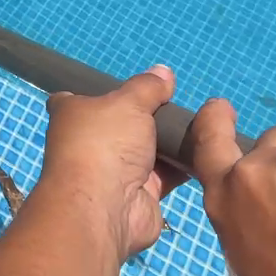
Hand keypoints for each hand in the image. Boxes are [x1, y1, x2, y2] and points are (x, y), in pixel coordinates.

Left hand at [34, 65, 185, 257]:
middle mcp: (88, 139)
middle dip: (146, 118)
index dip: (103, 91)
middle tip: (178, 107)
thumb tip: (163, 71)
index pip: (81, 96)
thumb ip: (147, 87)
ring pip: (145, 148)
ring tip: (199, 127)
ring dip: (167, 142)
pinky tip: (204, 153)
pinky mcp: (139, 192)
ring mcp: (113, 167)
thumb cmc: (105, 142)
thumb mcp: (128, 103)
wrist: (106, 205)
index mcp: (71, 112)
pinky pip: (164, 173)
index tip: (130, 88)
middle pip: (121, 122)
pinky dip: (182, 166)